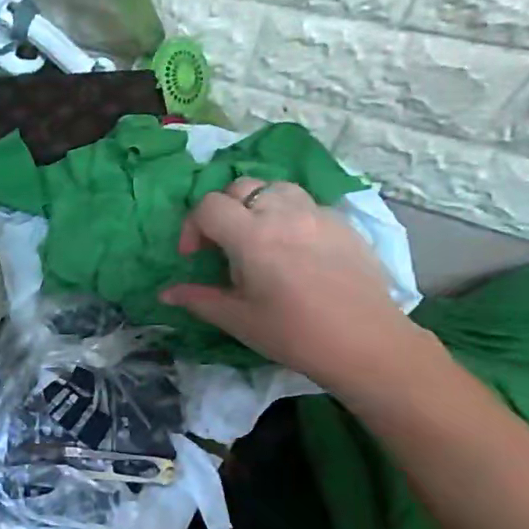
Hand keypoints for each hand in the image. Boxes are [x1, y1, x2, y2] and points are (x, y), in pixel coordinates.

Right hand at [159, 178, 438, 395]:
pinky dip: (287, 215)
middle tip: (222, 247)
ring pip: (275, 187)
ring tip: (257, 238)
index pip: (208, 206)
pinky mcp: (342, 222)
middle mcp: (283, 212)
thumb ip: (198, 299)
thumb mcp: (237, 319)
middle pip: (239, 188)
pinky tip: (291, 249)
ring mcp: (316, 213)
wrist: (362, 341)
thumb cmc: (292, 333)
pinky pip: (305, 204)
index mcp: (251, 235)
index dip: (192, 227)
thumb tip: (166, 293)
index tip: (194, 257)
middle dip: (222, 212)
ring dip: (255, 205)